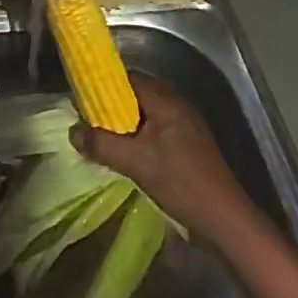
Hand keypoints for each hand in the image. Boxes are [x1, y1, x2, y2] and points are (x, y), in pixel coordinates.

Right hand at [67, 73, 252, 237]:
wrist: (224, 218)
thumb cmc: (180, 182)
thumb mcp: (136, 164)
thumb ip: (102, 145)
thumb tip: (72, 132)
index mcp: (167, 101)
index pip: (130, 79)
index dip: (105, 86)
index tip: (85, 99)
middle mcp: (178, 105)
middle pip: (139, 94)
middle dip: (115, 104)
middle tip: (93, 119)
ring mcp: (188, 124)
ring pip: (149, 112)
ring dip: (128, 121)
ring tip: (108, 136)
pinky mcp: (191, 142)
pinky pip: (159, 127)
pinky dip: (142, 134)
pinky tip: (132, 153)